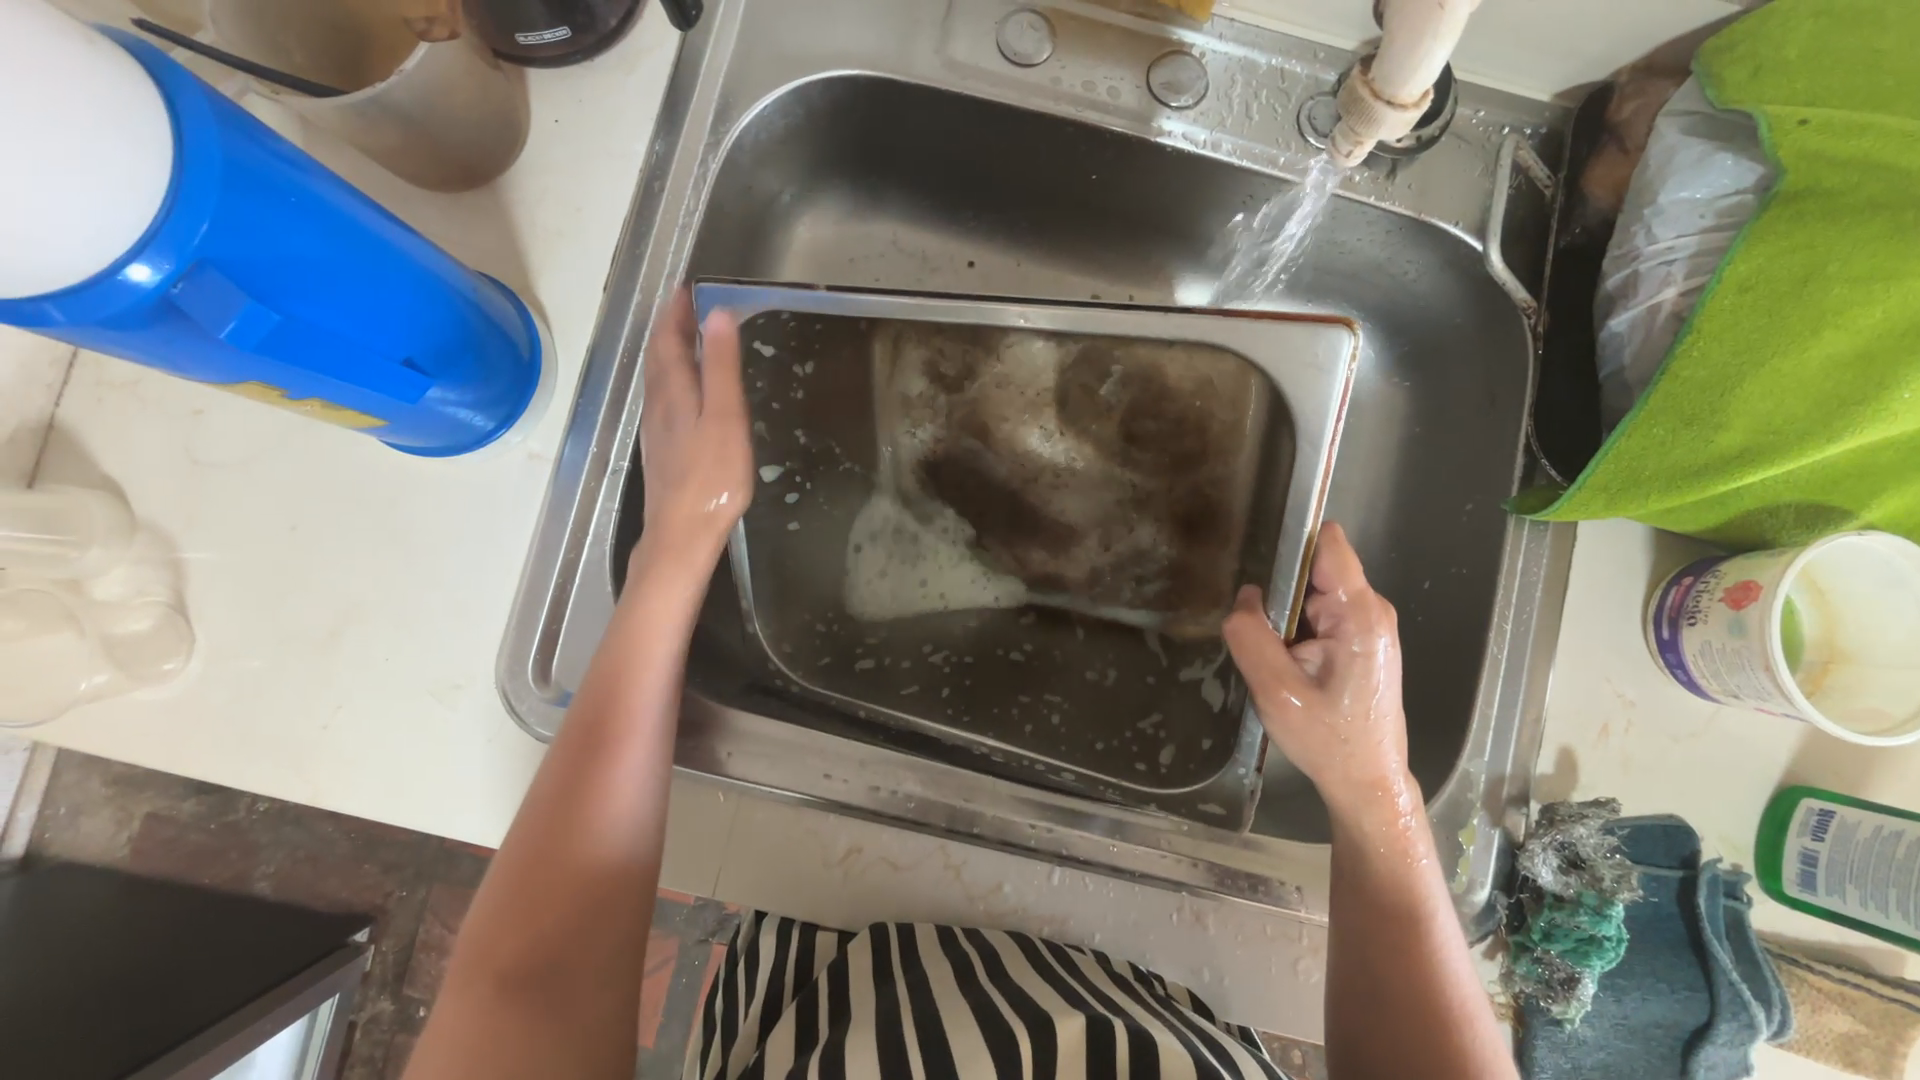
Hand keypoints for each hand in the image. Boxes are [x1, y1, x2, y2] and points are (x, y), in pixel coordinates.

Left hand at [636, 288, 752, 568]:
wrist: (682, 532)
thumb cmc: (712, 477)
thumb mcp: (726, 417)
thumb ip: (722, 366)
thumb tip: (717, 314)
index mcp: (674, 390)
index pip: (669, 338)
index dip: (677, 311)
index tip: (688, 288)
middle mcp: (658, 404)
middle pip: (659, 356)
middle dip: (671, 327)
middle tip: (688, 306)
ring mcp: (657, 429)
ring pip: (658, 378)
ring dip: (669, 352)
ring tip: (687, 339)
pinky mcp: (662, 450)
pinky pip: (663, 400)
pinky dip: (673, 380)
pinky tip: (684, 392)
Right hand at [1222, 523, 1413, 817]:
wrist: (1366, 781)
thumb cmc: (1326, 739)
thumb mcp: (1273, 689)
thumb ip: (1250, 634)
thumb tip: (1244, 595)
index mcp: (1358, 614)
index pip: (1328, 543)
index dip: (1292, 539)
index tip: (1257, 556)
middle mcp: (1372, 611)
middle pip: (1315, 571)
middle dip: (1281, 592)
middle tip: (1262, 633)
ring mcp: (1370, 627)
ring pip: (1313, 596)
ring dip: (1288, 617)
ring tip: (1275, 656)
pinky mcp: (1363, 643)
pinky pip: (1320, 617)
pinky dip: (1298, 632)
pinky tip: (1289, 666)